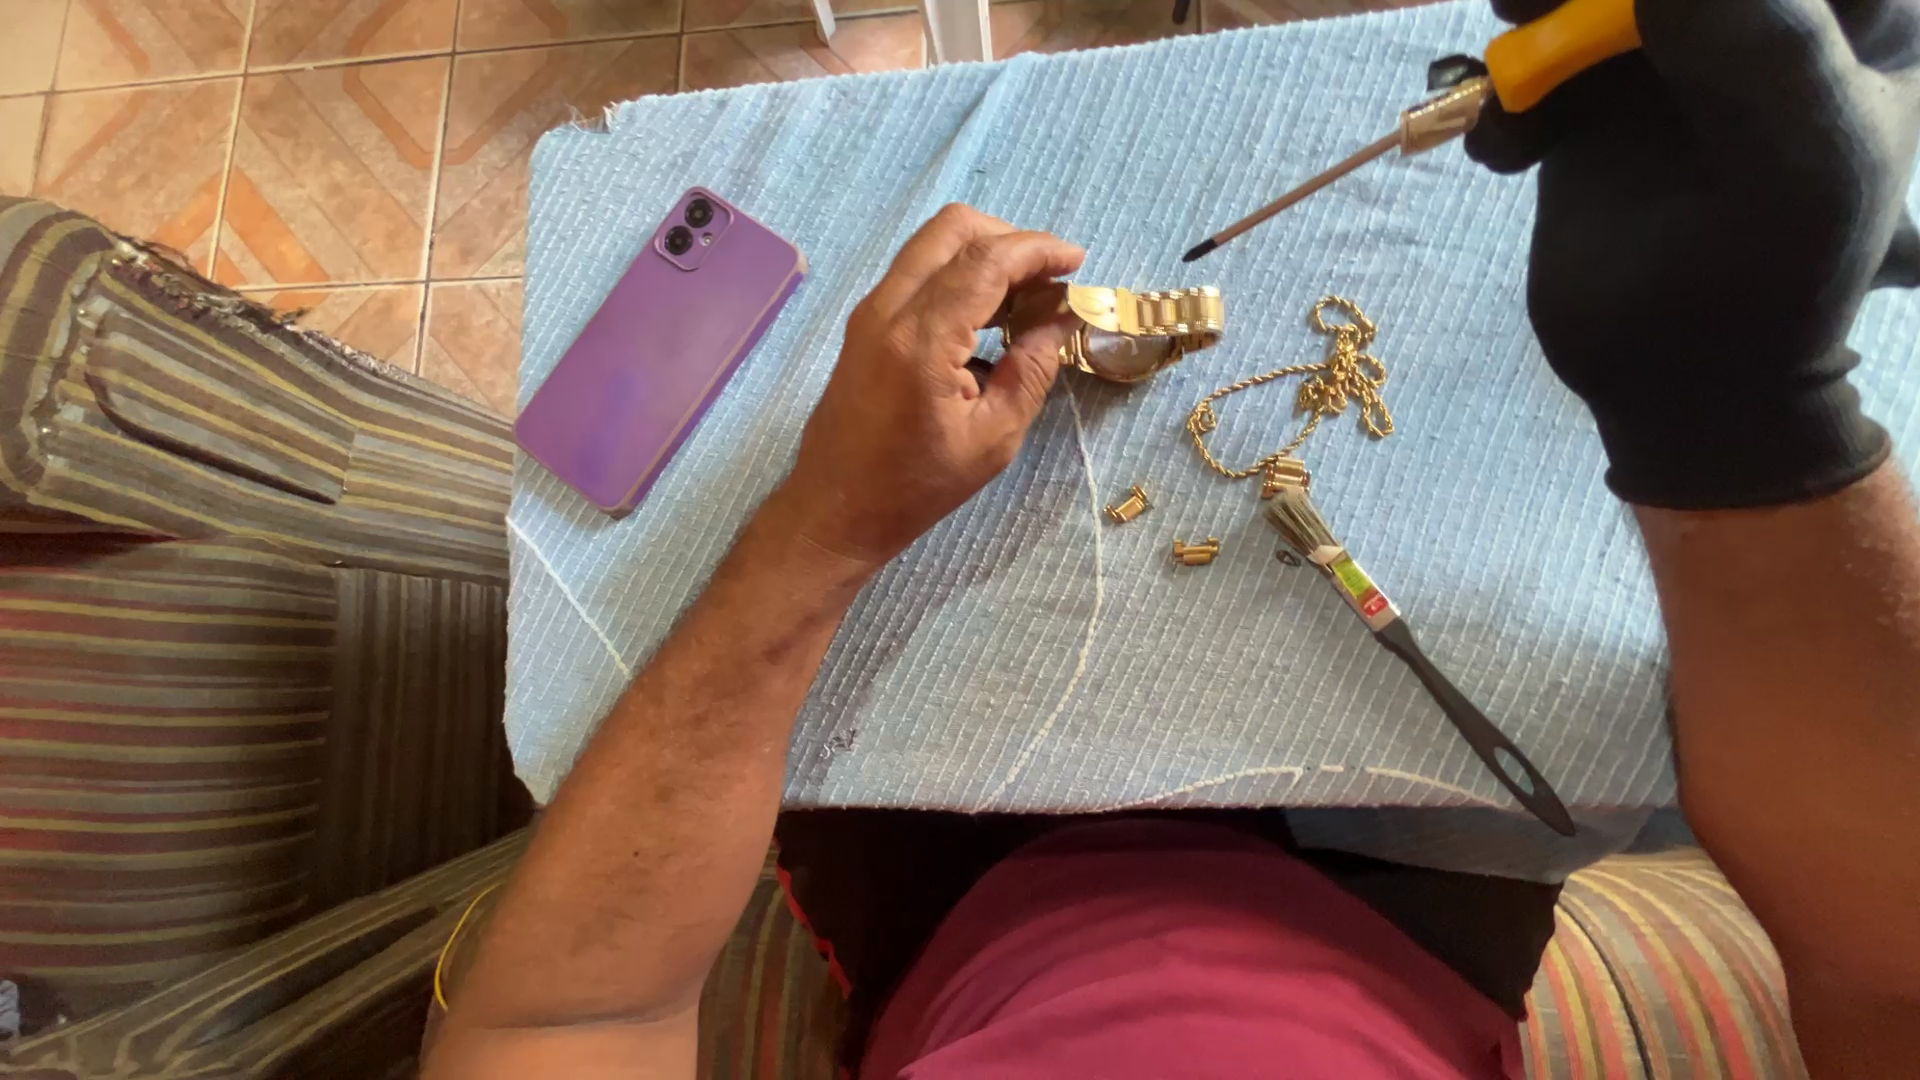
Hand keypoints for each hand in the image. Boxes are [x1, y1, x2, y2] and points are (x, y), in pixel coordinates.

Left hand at [764, 205, 1085, 570]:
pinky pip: (916, 275)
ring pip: (931, 246)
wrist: (836, 509)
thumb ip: (1033, 369)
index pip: (987, 260)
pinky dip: (956, 277)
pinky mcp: (863, 326)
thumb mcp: (993, 438)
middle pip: (952, 229)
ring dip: (981, 255)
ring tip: (1023, 300)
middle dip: (1008, 239)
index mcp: (922, 340)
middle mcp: (887, 309)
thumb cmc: (916, 487)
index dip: (1038, 250)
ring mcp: (869, 314)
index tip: (1076, 262)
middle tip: (1045, 280)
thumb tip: (1062, 317)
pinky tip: (985, 319)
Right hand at [1465, 0, 1919, 508]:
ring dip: (1525, 51)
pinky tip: (1501, 158)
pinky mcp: (1584, 128)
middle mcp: (1749, 29)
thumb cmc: (1766, 277)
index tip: (1593, 1)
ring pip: (1582, 19)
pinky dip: (1501, 113)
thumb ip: (1753, 48)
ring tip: (1500, 107)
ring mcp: (1658, 76)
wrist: (1675, 370)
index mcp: (1849, 13)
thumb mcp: (1793, 156)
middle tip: (1516, 9)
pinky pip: (1530, 89)